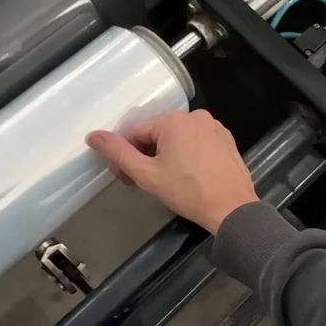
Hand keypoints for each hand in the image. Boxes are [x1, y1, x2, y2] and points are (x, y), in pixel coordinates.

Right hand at [87, 111, 257, 233]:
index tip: (125, 178)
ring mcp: (215, 127)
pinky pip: (198, 143)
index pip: (136, 133)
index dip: (126, 156)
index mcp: (174, 120)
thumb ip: (119, 153)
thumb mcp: (147, 174)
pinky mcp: (227, 140)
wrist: (232, 209)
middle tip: (143, 183)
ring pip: (178, 138)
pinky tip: (188, 176)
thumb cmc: (188, 192)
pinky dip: (188, 155)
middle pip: (158, 134)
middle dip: (146, 156)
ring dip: (166, 156)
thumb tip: (93, 136)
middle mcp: (196, 116)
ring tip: (166, 182)